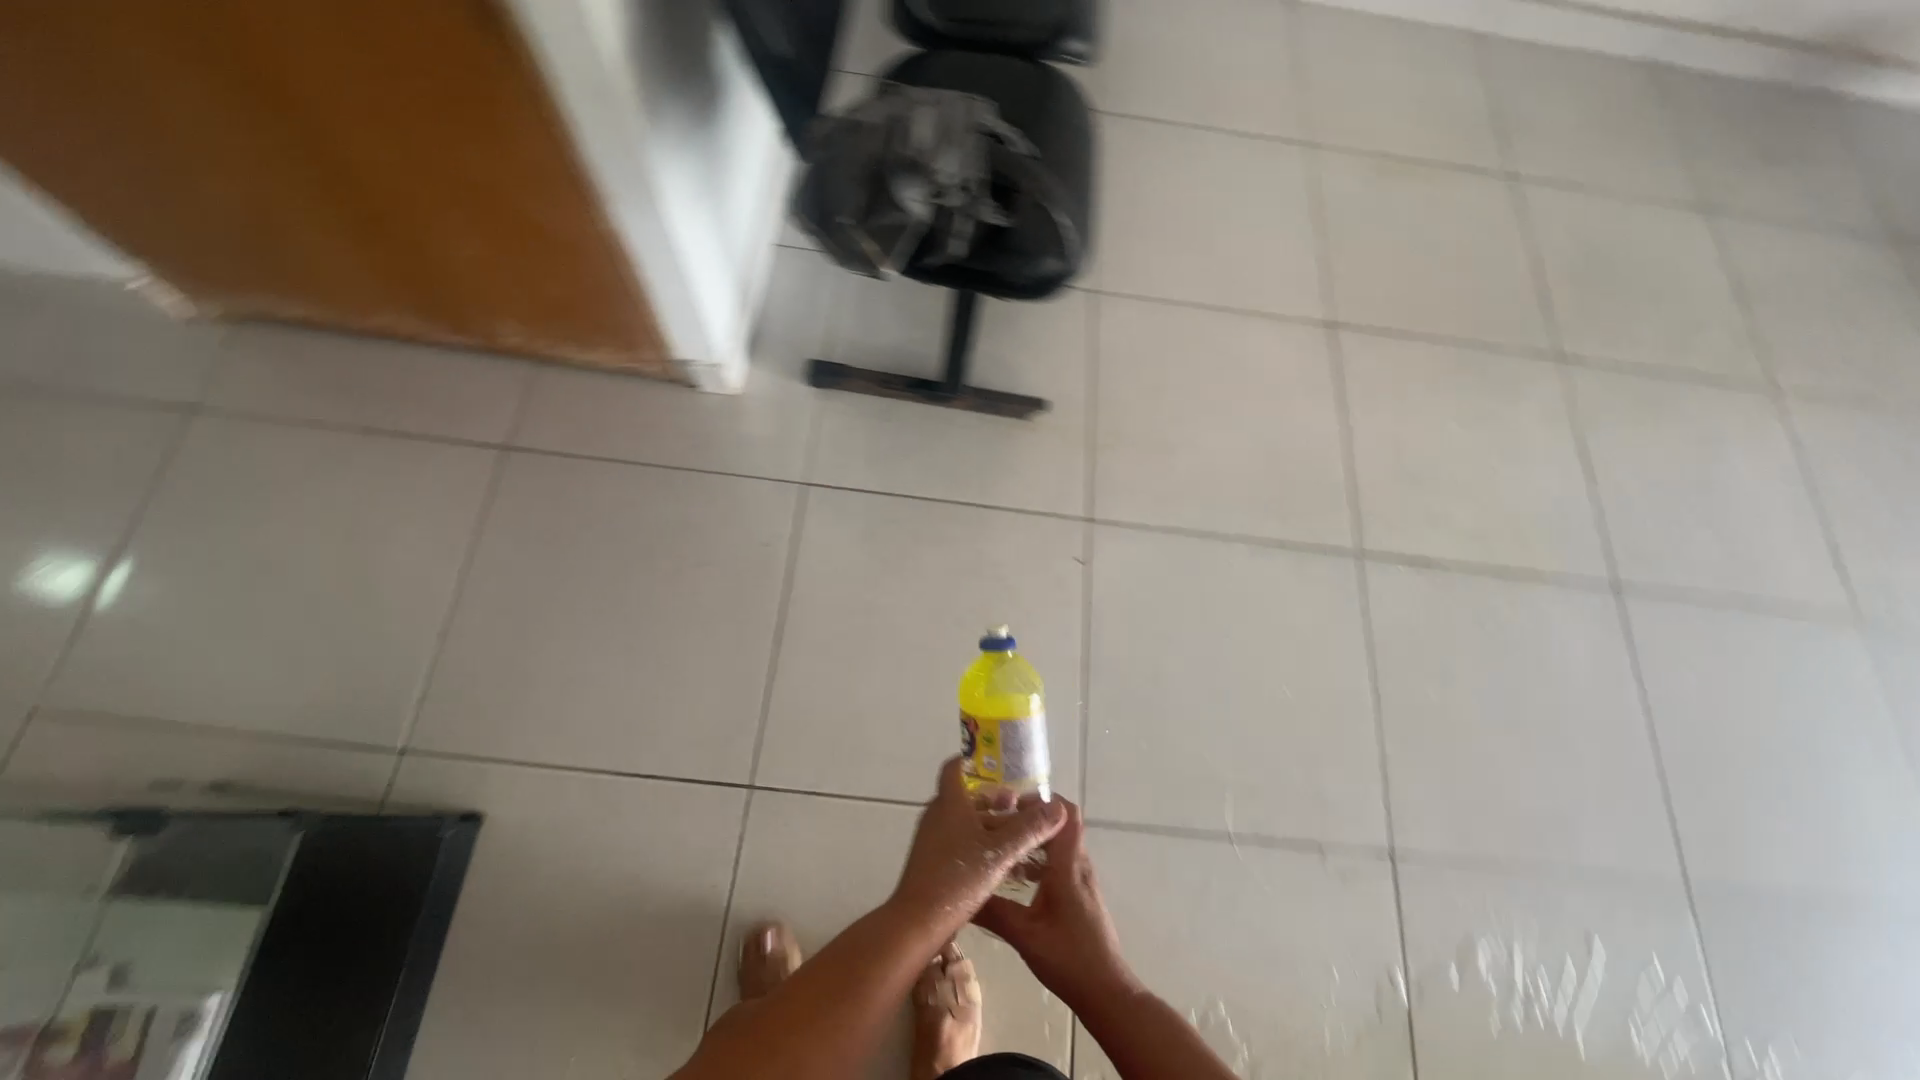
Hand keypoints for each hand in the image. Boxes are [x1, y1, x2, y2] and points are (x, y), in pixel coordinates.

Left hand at [890, 758, 1066, 932]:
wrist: (918, 922)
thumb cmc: (957, 878)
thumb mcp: (1001, 852)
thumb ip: (1030, 828)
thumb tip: (1058, 807)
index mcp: (950, 803)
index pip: (957, 767)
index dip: (977, 762)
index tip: (1002, 766)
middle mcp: (938, 814)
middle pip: (967, 796)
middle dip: (995, 799)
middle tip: (1021, 806)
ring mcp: (933, 838)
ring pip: (966, 822)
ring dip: (992, 825)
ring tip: (1021, 837)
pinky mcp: (933, 860)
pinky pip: (961, 841)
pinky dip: (982, 844)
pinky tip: (1005, 863)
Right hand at [972, 798, 1139, 1008]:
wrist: (1106, 992)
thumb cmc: (1069, 959)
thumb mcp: (1024, 935)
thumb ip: (992, 911)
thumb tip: (958, 894)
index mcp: (1068, 867)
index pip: (1065, 814)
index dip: (1041, 800)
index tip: (1009, 804)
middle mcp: (1078, 867)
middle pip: (1059, 825)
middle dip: (1028, 819)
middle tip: (996, 825)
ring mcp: (1081, 881)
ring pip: (1058, 846)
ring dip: (1032, 841)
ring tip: (999, 848)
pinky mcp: (1079, 896)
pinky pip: (1058, 864)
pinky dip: (1038, 862)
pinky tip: (1014, 878)